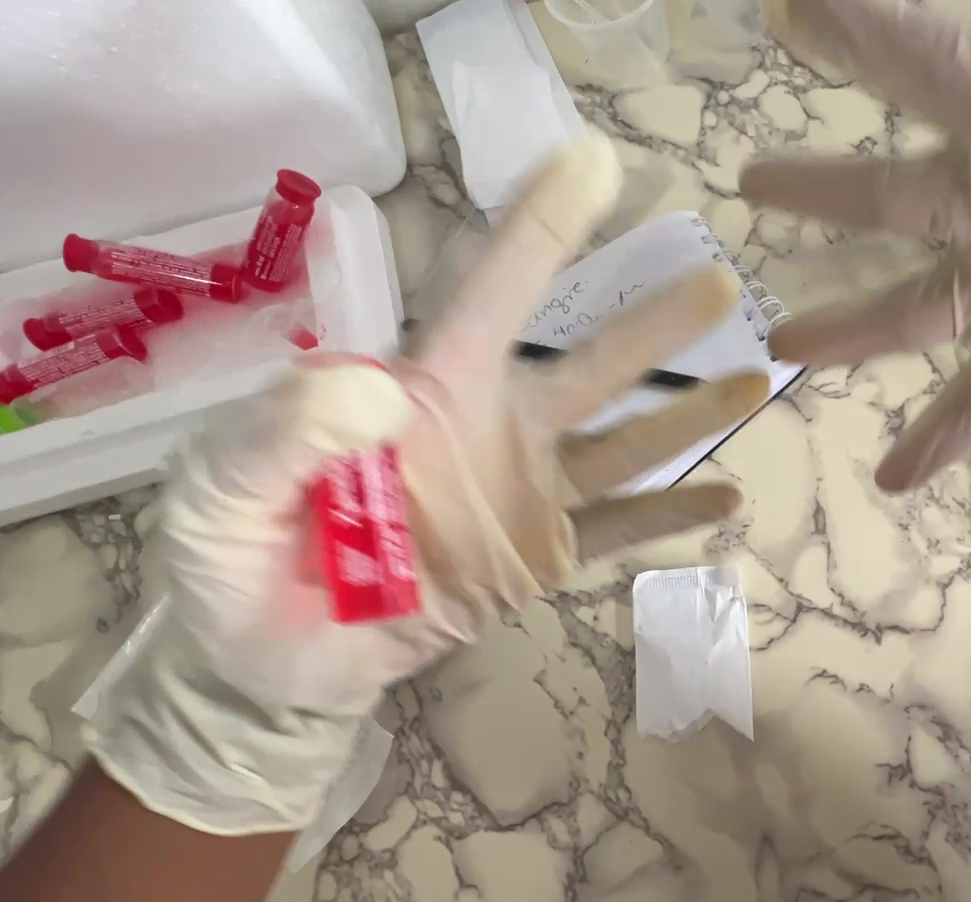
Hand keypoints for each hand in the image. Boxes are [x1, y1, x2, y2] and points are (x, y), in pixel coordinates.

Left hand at [91, 136, 769, 835]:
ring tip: (754, 378)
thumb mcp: (215, 498)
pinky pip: (621, 530)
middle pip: (587, 367)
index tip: (594, 164)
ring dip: (690, 414)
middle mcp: (495, 428)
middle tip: (719, 284)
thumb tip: (379, 386)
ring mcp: (530, 494)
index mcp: (422, 392)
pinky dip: (674, 515)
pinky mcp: (547, 557)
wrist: (280, 669)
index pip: (490, 296)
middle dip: (653, 325)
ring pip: (626, 444)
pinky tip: (729, 497)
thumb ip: (278, 436)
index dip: (541, 231)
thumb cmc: (236, 569)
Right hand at [741, 0, 970, 490]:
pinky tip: (893, 478)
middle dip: (820, 191)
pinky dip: (935, 442)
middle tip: (751, 184)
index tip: (790, 11)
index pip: (931, 70)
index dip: (861, 37)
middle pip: (889, 201)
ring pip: (907, 310)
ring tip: (778, 344)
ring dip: (844, 331)